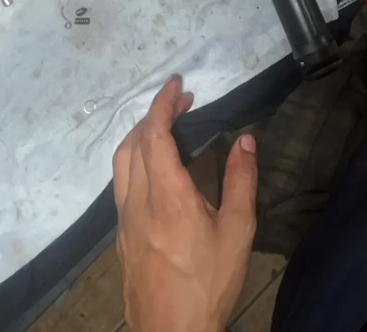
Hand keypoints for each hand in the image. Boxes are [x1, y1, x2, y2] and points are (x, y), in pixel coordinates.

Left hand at [113, 76, 257, 331]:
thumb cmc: (209, 281)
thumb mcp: (238, 229)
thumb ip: (241, 179)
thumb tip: (245, 139)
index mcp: (167, 197)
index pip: (154, 137)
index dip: (162, 105)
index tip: (177, 85)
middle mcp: (138, 204)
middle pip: (131, 146)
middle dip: (152, 115)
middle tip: (181, 102)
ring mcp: (125, 223)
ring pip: (121, 166)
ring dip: (140, 137)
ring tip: (168, 127)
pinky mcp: (123, 239)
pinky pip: (123, 186)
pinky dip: (137, 161)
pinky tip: (160, 170)